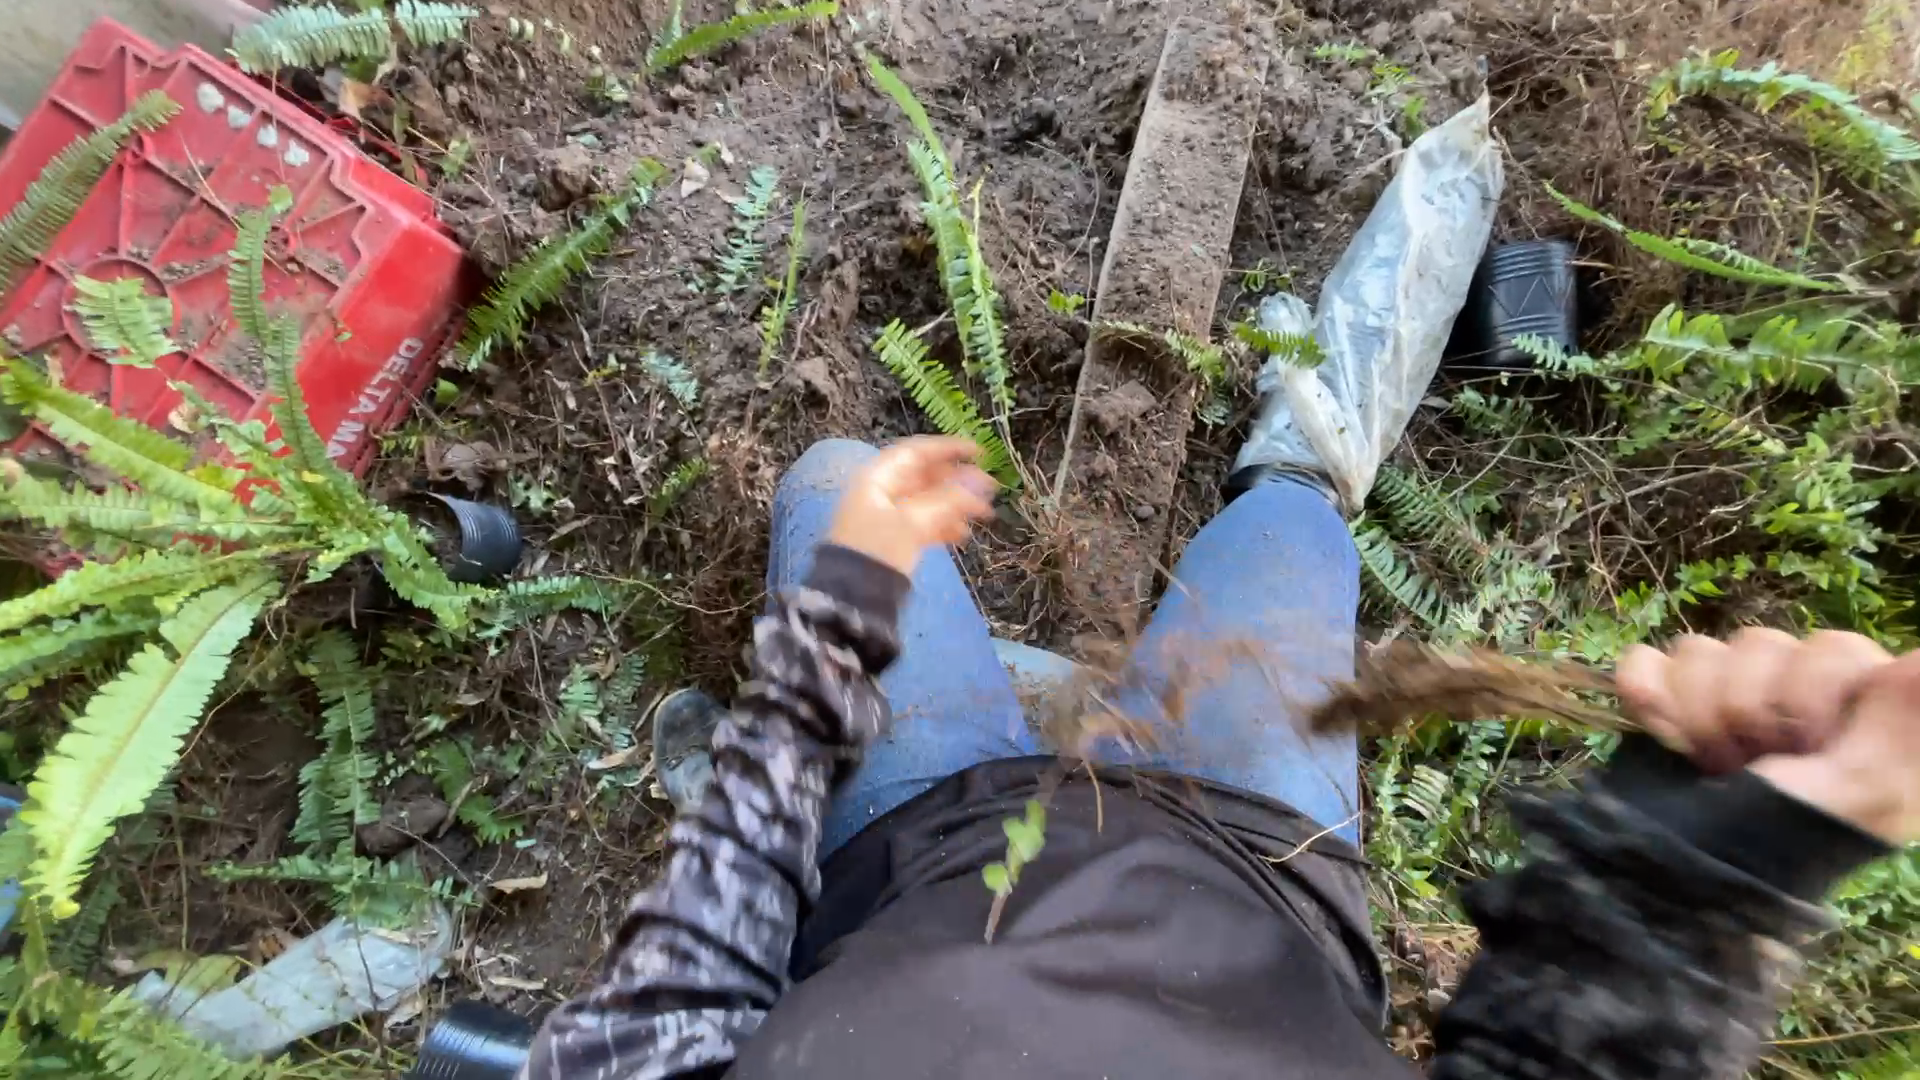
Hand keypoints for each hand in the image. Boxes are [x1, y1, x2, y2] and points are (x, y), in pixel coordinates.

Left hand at [825, 437, 997, 576]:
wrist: (852, 594)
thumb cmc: (878, 548)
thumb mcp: (914, 521)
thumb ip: (949, 499)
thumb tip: (980, 482)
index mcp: (879, 477)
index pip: (917, 452)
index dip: (948, 449)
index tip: (979, 453)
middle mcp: (882, 491)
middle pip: (925, 477)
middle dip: (958, 481)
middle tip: (989, 488)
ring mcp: (888, 516)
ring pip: (928, 501)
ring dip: (956, 505)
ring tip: (984, 514)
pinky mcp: (894, 539)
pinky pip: (923, 523)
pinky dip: (943, 526)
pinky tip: (962, 535)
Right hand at [1618, 629, 1919, 843]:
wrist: (1674, 852)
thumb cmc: (1784, 833)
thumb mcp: (1862, 791)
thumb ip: (1905, 723)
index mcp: (1856, 704)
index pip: (1832, 649)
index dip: (1812, 696)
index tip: (1809, 749)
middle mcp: (1789, 687)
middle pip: (1759, 645)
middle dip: (1746, 710)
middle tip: (1755, 760)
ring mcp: (1717, 686)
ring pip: (1698, 650)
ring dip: (1695, 712)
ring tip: (1708, 756)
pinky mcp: (1656, 688)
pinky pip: (1644, 659)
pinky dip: (1646, 695)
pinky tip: (1662, 732)